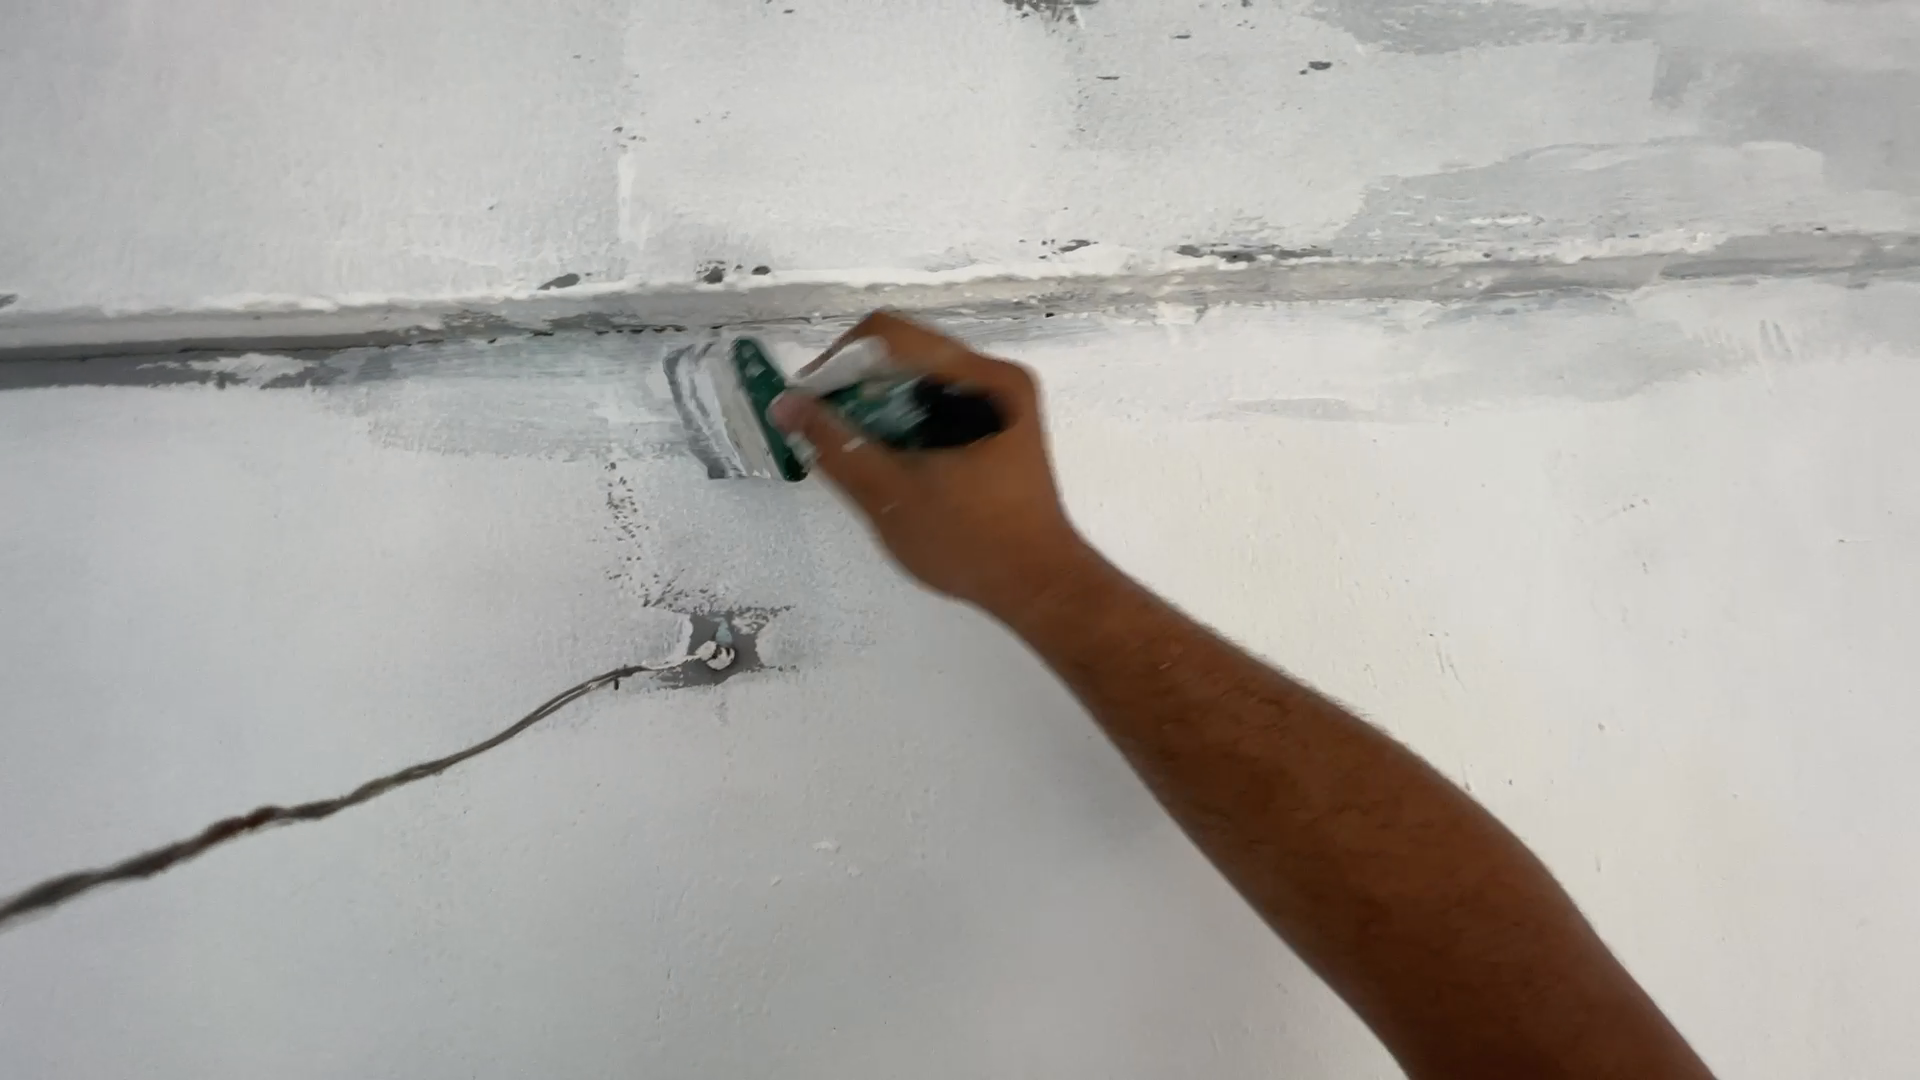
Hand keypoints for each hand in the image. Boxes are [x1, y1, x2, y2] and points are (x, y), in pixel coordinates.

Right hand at [768, 311, 1089, 618]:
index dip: (836, 362)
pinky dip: (906, 422)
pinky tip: (889, 459)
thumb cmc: (969, 544)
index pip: (889, 335)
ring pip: (922, 380)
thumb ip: (835, 445)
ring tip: (854, 450)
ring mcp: (1005, 403)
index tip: (808, 404)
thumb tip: (786, 403)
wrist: (1040, 587)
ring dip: (879, 407)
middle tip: (825, 432)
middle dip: (856, 388)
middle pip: (907, 354)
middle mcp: (998, 377)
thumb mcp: (891, 496)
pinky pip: (941, 405)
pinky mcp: (1003, 428)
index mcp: (983, 378)